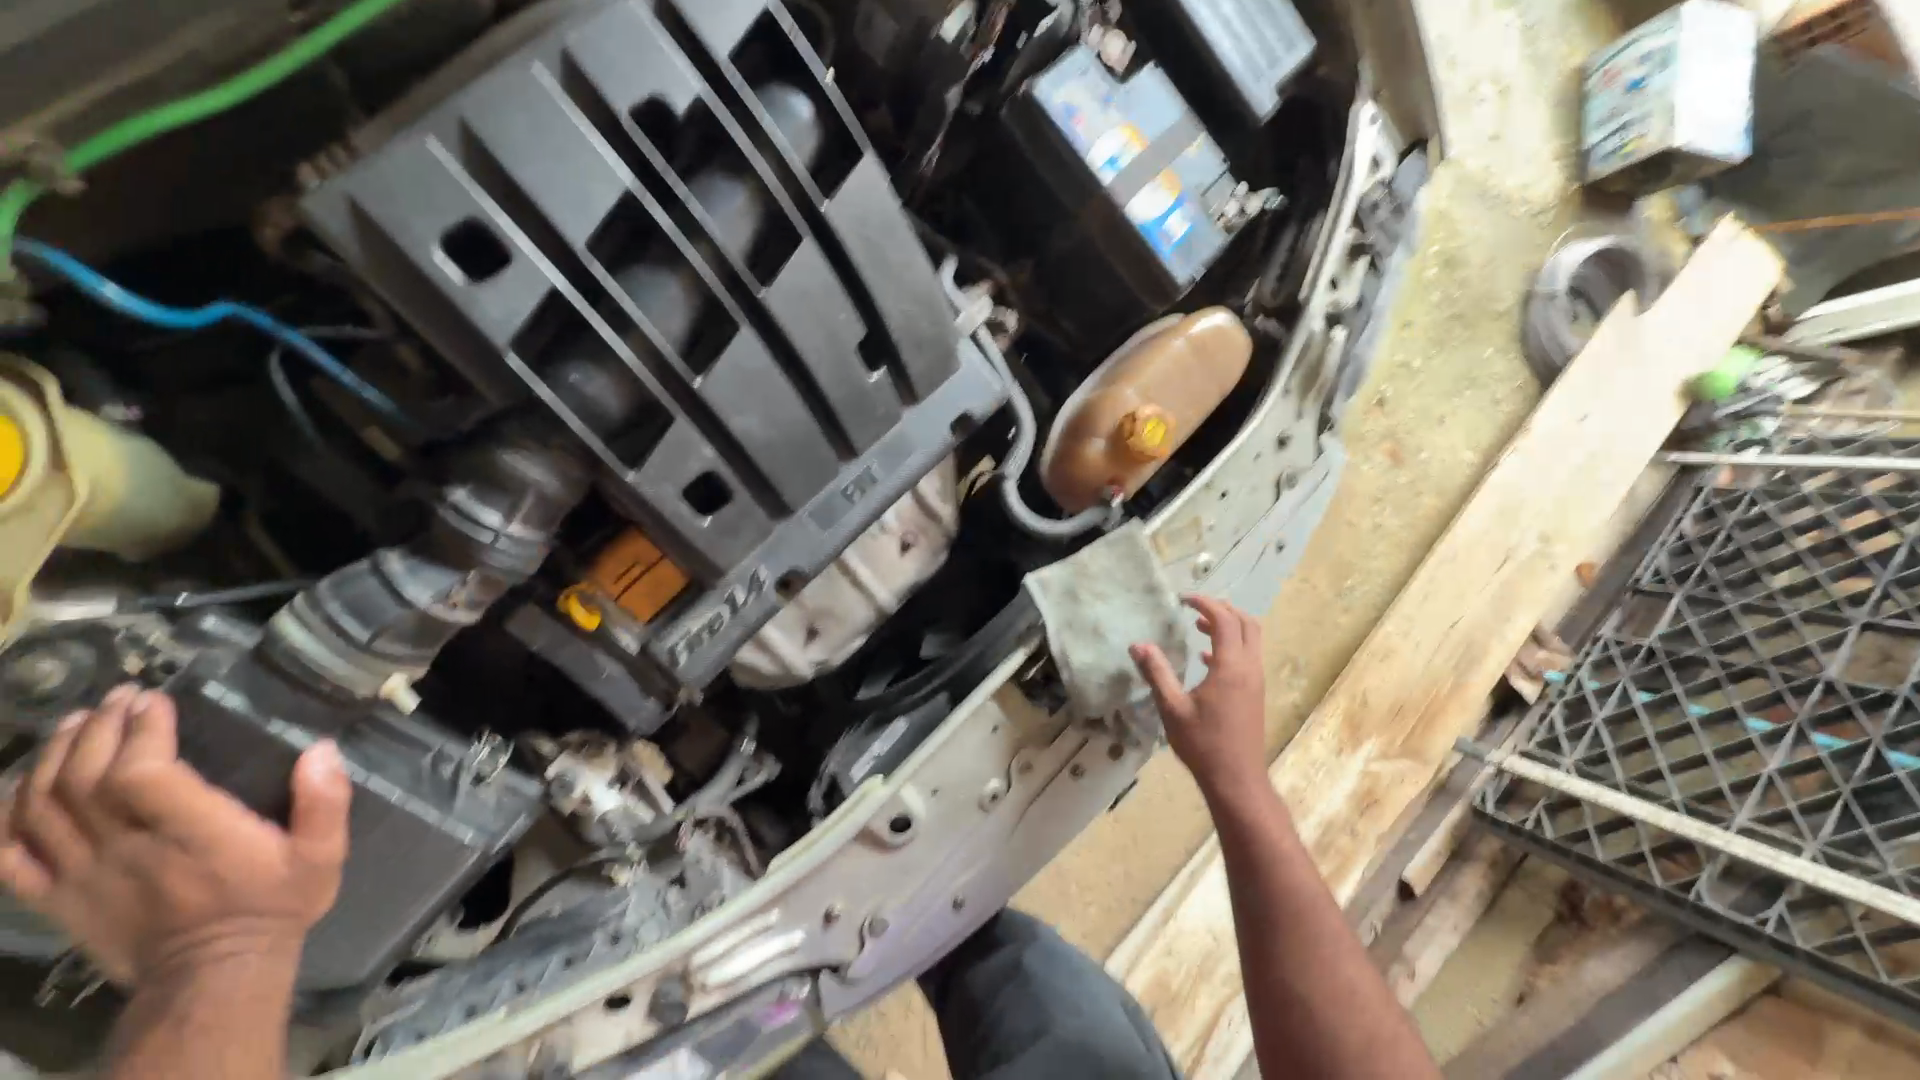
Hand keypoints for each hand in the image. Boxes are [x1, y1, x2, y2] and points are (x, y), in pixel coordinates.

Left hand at [0, 685, 351, 985]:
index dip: (141, 731)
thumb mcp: (322, 854)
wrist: (215, 974)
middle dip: (98, 730)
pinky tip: (18, 787)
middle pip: (83, 779)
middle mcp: (126, 848)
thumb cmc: (274, 904)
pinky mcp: (57, 897)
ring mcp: (81, 874)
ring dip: (52, 758)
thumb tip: (321, 749)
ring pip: (41, 807)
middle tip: (120, 698)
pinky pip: (9, 853)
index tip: (156, 700)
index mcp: (190, 832)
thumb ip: (325, 801)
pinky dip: (3, 815)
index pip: (141, 773)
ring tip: (76, 725)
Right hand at [1131, 596, 1267, 799]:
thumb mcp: (1172, 707)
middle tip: (1195, 607)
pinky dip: (1231, 646)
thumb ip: (1156, 672)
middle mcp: (1249, 668)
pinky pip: (1248, 657)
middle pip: (1246, 623)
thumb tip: (1138, 645)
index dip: (1205, 604)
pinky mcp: (1255, 694)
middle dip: (1222, 609)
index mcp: (1230, 666)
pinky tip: (1206, 658)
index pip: (1224, 620)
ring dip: (1229, 627)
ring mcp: (1256, 681)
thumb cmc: (1203, 743)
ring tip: (1199, 627)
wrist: (1236, 779)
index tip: (1183, 599)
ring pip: (1251, 639)